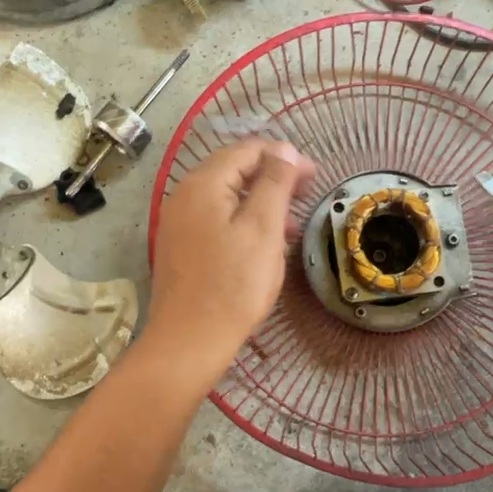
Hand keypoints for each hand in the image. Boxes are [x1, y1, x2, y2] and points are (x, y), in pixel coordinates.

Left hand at [146, 138, 314, 386]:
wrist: (189, 341)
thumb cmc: (233, 285)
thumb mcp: (263, 229)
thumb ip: (274, 184)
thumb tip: (284, 150)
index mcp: (203, 185)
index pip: (247, 150)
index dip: (284, 157)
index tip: (315, 176)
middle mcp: (183, 196)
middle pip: (233, 171)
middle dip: (272, 178)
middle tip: (306, 196)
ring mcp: (178, 224)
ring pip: (225, 199)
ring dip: (260, 203)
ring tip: (292, 226)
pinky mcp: (180, 249)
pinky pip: (215, 221)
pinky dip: (243, 223)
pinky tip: (262, 245)